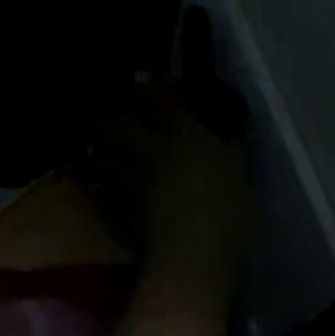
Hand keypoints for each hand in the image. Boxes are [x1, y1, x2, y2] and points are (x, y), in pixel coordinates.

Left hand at [92, 80, 245, 271]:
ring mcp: (129, 180)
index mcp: (185, 134)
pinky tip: (101, 195)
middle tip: (108, 127)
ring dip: (97, 158)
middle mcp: (150, 149)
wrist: (193, 255)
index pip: (160, 97)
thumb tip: (229, 142)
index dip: (150, 87)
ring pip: (101, 159)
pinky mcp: (118, 211)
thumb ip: (231, 156)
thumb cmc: (228, 214)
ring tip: (95, 160)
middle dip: (110, 124)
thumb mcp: (239, 178)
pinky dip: (100, 194)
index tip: (142, 80)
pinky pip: (101, 196)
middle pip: (118, 126)